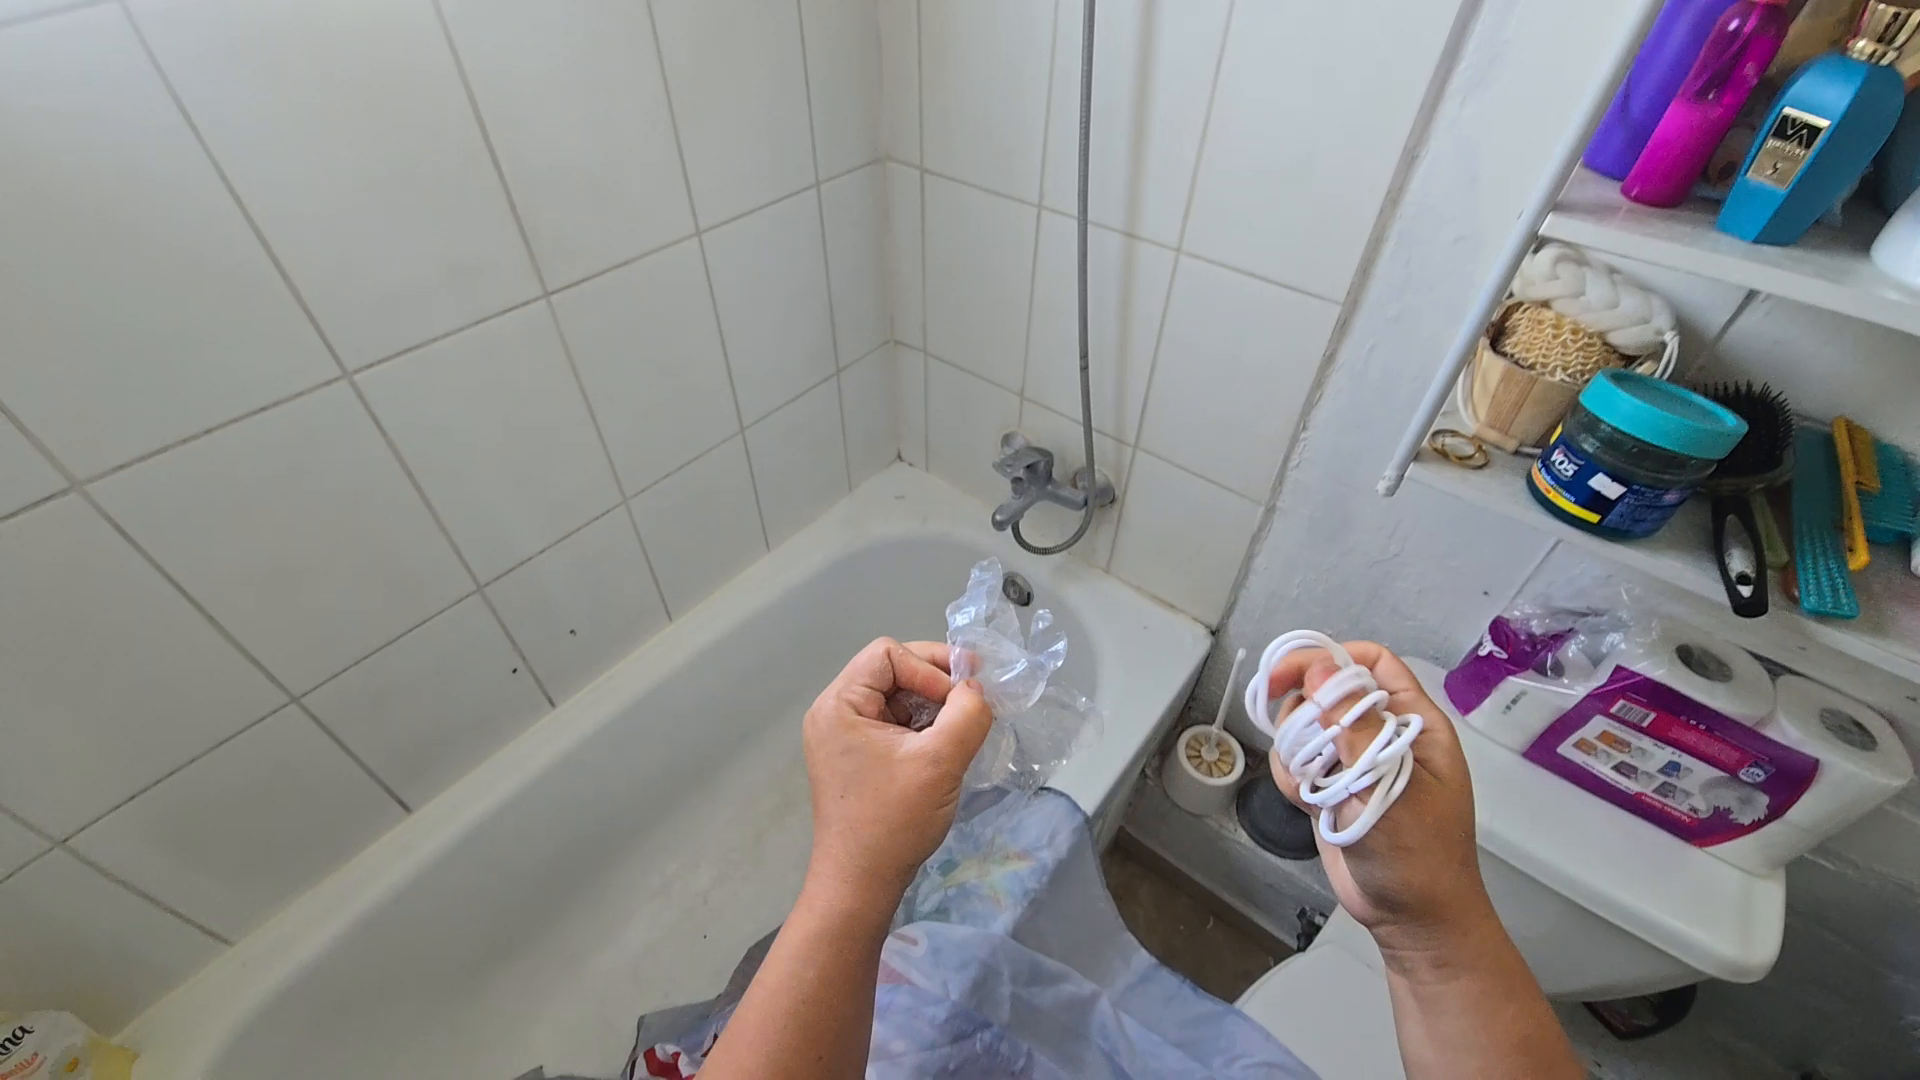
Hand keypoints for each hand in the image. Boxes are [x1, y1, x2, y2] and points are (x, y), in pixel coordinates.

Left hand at [802, 639, 994, 907]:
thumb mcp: (940, 762)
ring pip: (897, 695)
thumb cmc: (893, 821)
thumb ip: (966, 714)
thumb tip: (976, 690)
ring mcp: (845, 735)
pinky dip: (924, 723)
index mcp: (839, 704)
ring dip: (933, 702)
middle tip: (973, 697)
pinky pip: (895, 721)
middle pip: (891, 668)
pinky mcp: (859, 756)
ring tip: (962, 724)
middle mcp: (835, 712)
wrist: (860, 886)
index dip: (929, 667)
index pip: (888, 654)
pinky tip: (946, 742)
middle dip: (935, 679)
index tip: (959, 699)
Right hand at [1266, 641, 1495, 961]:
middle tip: (1292, 736)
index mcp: (1412, 724)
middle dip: (1300, 710)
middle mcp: (1381, 733)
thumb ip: (1357, 726)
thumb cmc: (1417, 856)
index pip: (1371, 662)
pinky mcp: (1330, 783)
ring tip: (1312, 786)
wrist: (1412, 921)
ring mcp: (1353, 759)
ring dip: (1293, 750)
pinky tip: (1309, 805)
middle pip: (1325, 687)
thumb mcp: (1390, 787)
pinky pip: (1294, 759)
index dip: (1328, 658)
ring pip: (1302, 724)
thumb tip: (1322, 669)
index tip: (1289, 676)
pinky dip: (1291, 777)